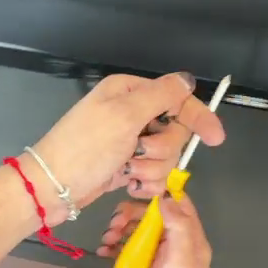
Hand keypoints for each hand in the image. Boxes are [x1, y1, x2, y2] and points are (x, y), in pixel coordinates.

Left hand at [26, 74, 224, 222]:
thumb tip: (187, 80)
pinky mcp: (125, 167)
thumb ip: (160, 96)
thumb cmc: (84, 148)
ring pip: (166, 156)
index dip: (198, 117)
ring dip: (151, 169)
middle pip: (175, 131)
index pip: (177, 99)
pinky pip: (153, 175)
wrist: (52, 188)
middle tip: (138, 153)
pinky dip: (145, 183)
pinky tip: (128, 186)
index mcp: (129, 93)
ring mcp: (128, 142)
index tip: (215, 138)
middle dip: (162, 149)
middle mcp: (130, 114)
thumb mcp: (124, 115)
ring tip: (127, 171)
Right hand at [100, 192, 212, 267]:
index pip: (179, 204)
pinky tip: (102, 251)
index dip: (160, 192)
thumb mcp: (181, 262)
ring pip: (134, 230)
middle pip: (151, 215)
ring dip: (118, 229)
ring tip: (106, 240)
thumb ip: (177, 226)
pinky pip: (122, 249)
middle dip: (131, 213)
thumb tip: (165, 196)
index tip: (136, 188)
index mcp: (191, 241)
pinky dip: (111, 246)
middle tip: (115, 223)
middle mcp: (173, 247)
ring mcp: (153, 260)